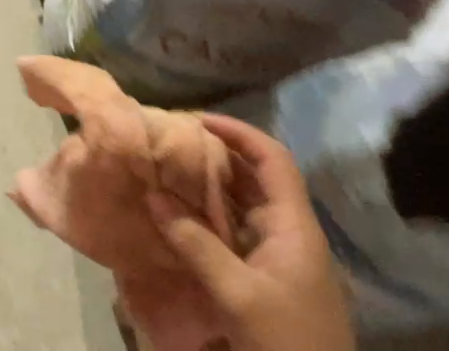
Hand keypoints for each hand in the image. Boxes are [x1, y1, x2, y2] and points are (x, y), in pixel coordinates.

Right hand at [125, 114, 354, 350]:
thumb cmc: (286, 342)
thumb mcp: (237, 294)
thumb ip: (195, 243)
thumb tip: (153, 194)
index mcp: (295, 225)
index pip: (272, 158)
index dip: (237, 132)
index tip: (195, 120)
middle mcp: (291, 232)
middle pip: (256, 178)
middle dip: (215, 156)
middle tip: (170, 144)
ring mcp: (281, 257)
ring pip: (244, 206)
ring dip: (209, 187)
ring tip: (167, 172)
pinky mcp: (269, 279)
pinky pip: (237, 233)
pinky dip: (209, 219)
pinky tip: (179, 219)